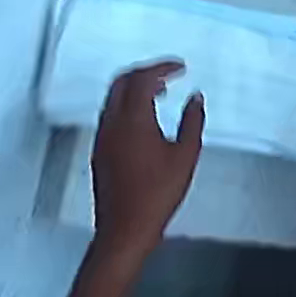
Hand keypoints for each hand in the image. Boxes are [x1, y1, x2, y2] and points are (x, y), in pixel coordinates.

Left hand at [91, 60, 204, 261]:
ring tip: (159, 92)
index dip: (164, 66)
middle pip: (122, 80)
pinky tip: (144, 118)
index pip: (143, 78)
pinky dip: (127, 103)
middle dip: (146, 71)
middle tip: (168, 73)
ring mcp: (102, 136)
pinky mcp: (99, 150)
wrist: (125, 230)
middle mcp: (112, 123)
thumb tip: (196, 98)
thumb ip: (193, 121)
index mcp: (133, 120)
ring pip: (113, 96)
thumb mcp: (186, 155)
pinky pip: (110, 112)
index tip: (180, 66)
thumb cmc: (156, 195)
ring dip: (135, 86)